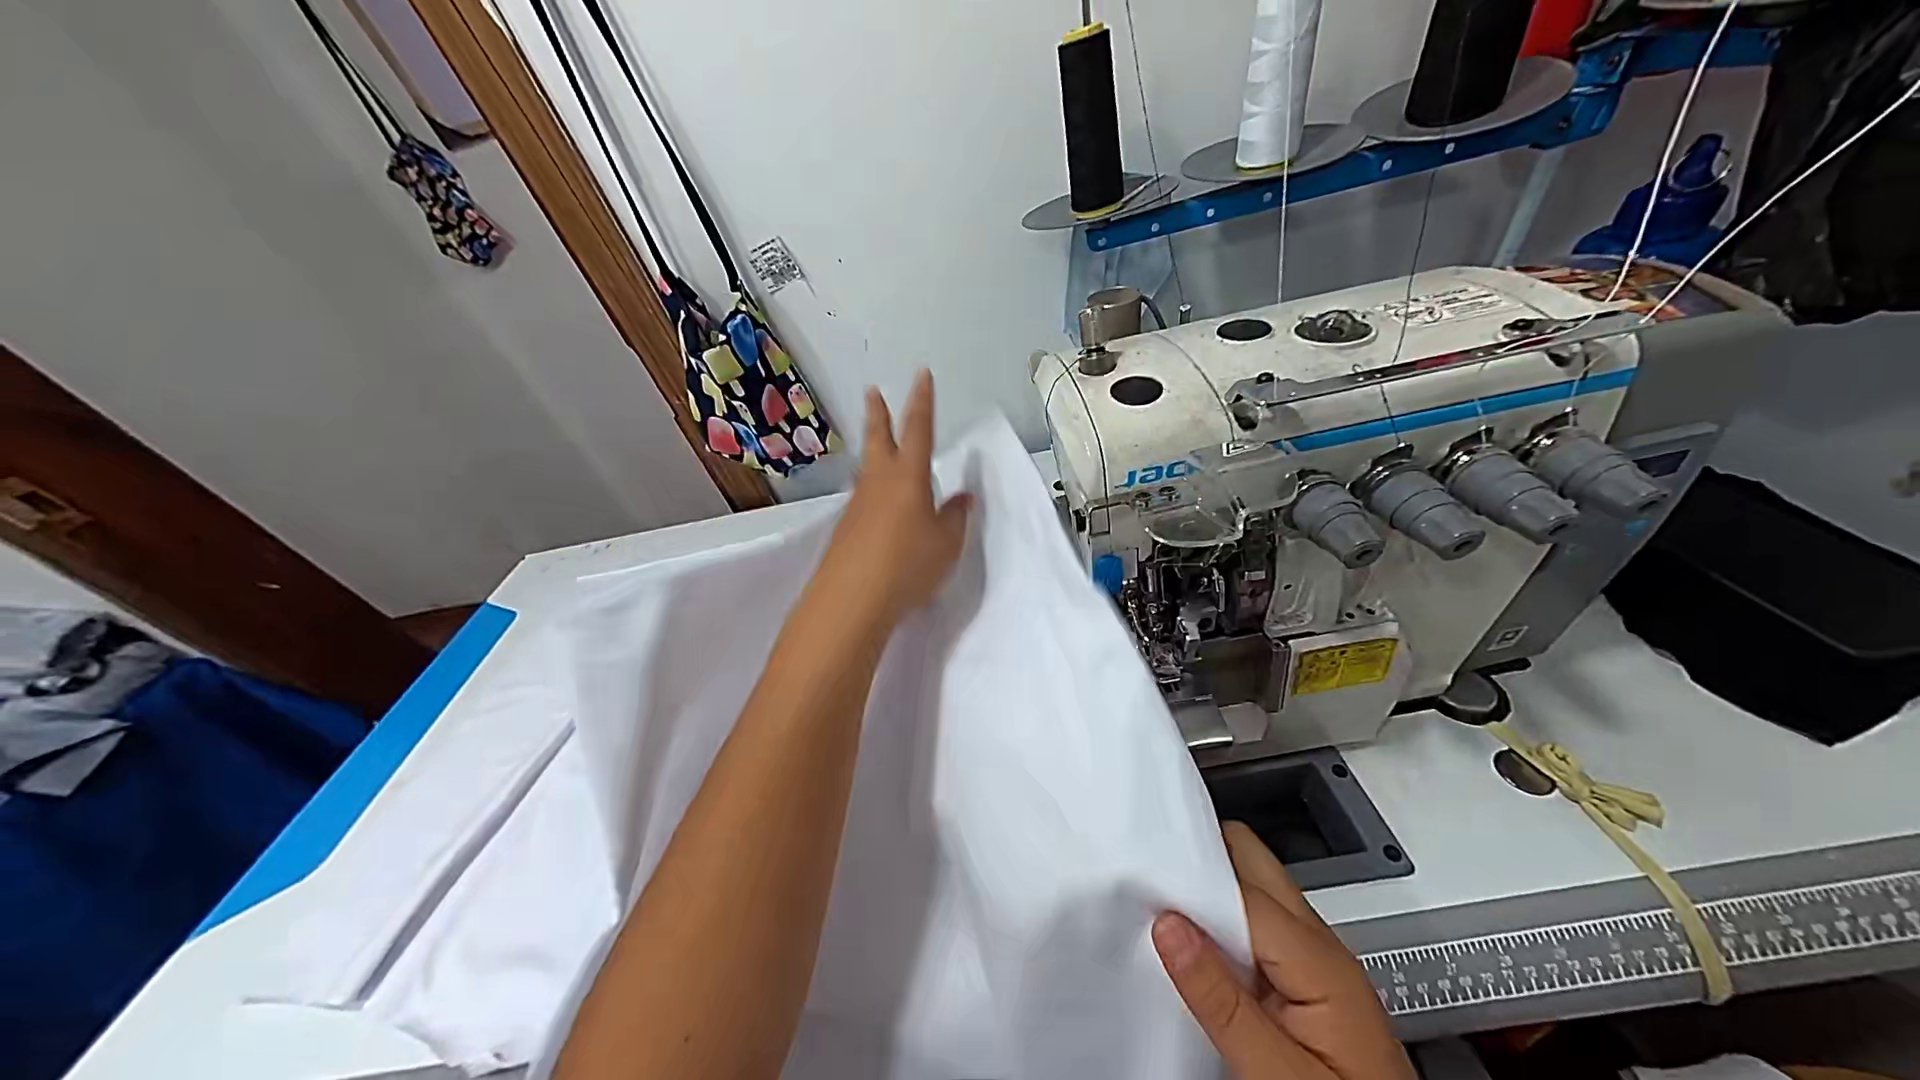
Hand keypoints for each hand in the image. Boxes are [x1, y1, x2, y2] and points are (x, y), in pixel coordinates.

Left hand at [814, 370, 972, 622]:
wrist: (852, 599)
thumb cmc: (908, 564)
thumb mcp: (946, 543)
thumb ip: (954, 517)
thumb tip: (961, 499)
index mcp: (908, 477)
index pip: (918, 430)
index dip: (922, 401)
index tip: (921, 375)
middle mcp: (879, 482)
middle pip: (879, 439)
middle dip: (879, 413)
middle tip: (872, 391)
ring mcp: (857, 505)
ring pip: (867, 467)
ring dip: (872, 450)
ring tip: (877, 445)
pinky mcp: (846, 529)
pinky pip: (862, 497)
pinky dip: (871, 488)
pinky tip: (876, 502)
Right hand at [1152, 822, 1414, 1079]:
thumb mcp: (1277, 1076)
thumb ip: (1221, 1001)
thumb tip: (1170, 929)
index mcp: (1321, 961)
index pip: (1241, 885)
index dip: (1190, 876)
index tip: (1145, 884)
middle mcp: (1320, 946)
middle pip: (1250, 860)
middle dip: (1199, 860)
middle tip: (1153, 887)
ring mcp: (1312, 959)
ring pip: (1249, 887)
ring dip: (1205, 895)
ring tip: (1164, 921)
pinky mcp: (1300, 977)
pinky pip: (1251, 922)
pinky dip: (1216, 922)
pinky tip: (1193, 952)